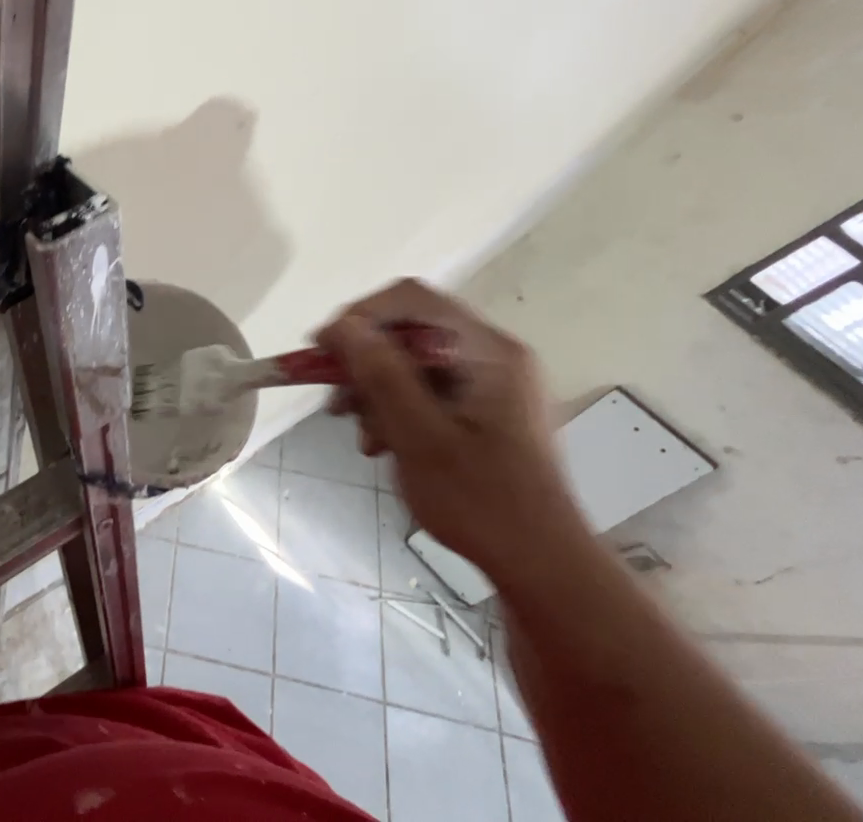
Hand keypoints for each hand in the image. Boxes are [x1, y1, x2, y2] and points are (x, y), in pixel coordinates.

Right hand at [315, 279, 589, 582]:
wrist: (540, 562)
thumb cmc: (480, 500)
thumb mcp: (418, 435)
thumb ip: (381, 374)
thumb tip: (341, 326)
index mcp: (488, 351)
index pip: (410, 300)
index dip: (358, 318)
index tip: (322, 354)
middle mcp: (494, 355)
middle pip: (409, 331)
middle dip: (364, 364)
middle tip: (337, 404)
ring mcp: (492, 382)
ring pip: (412, 362)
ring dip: (376, 392)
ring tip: (363, 434)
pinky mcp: (485, 409)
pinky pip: (427, 389)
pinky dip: (397, 409)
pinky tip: (384, 443)